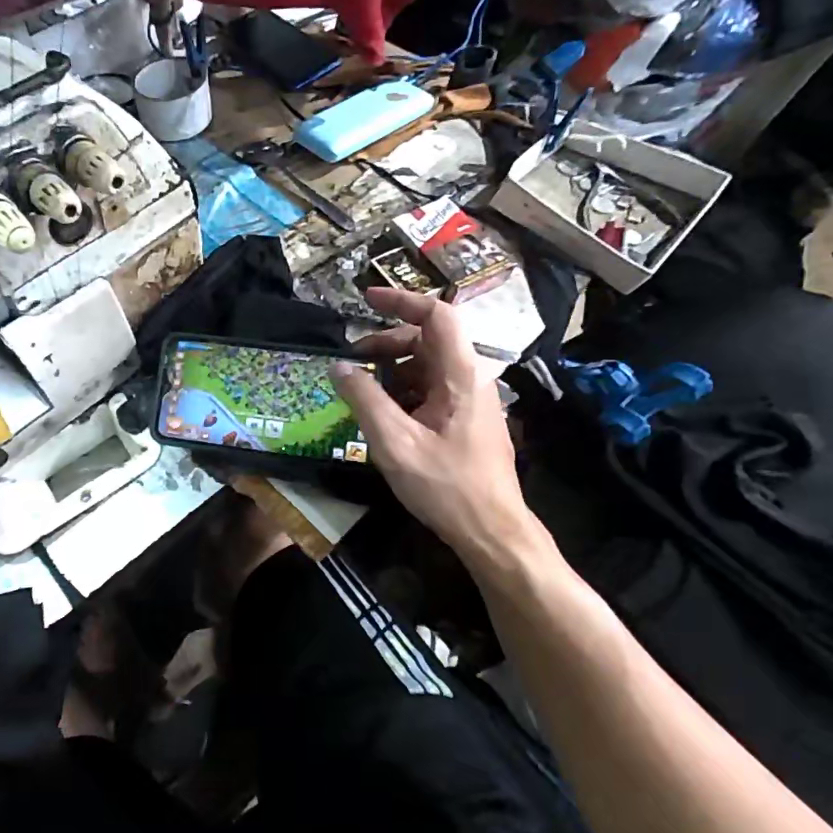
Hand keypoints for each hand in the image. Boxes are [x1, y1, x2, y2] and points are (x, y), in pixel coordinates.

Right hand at [331, 287, 553, 576]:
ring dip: (392, 368)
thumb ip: (364, 398)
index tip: (366, 300)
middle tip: (352, 361)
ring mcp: (470, 401)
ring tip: (362, 391)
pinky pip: (431, 389)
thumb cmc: (446, 486)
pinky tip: (382, 414)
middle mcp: (470, 380)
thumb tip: (339, 367)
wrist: (492, 532)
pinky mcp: (465, 421)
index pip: (437, 316)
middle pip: (428, 340)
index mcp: (460, 376)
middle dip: (386, 342)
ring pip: (427, 366)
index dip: (402, 300)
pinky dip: (403, 390)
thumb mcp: (394, 442)